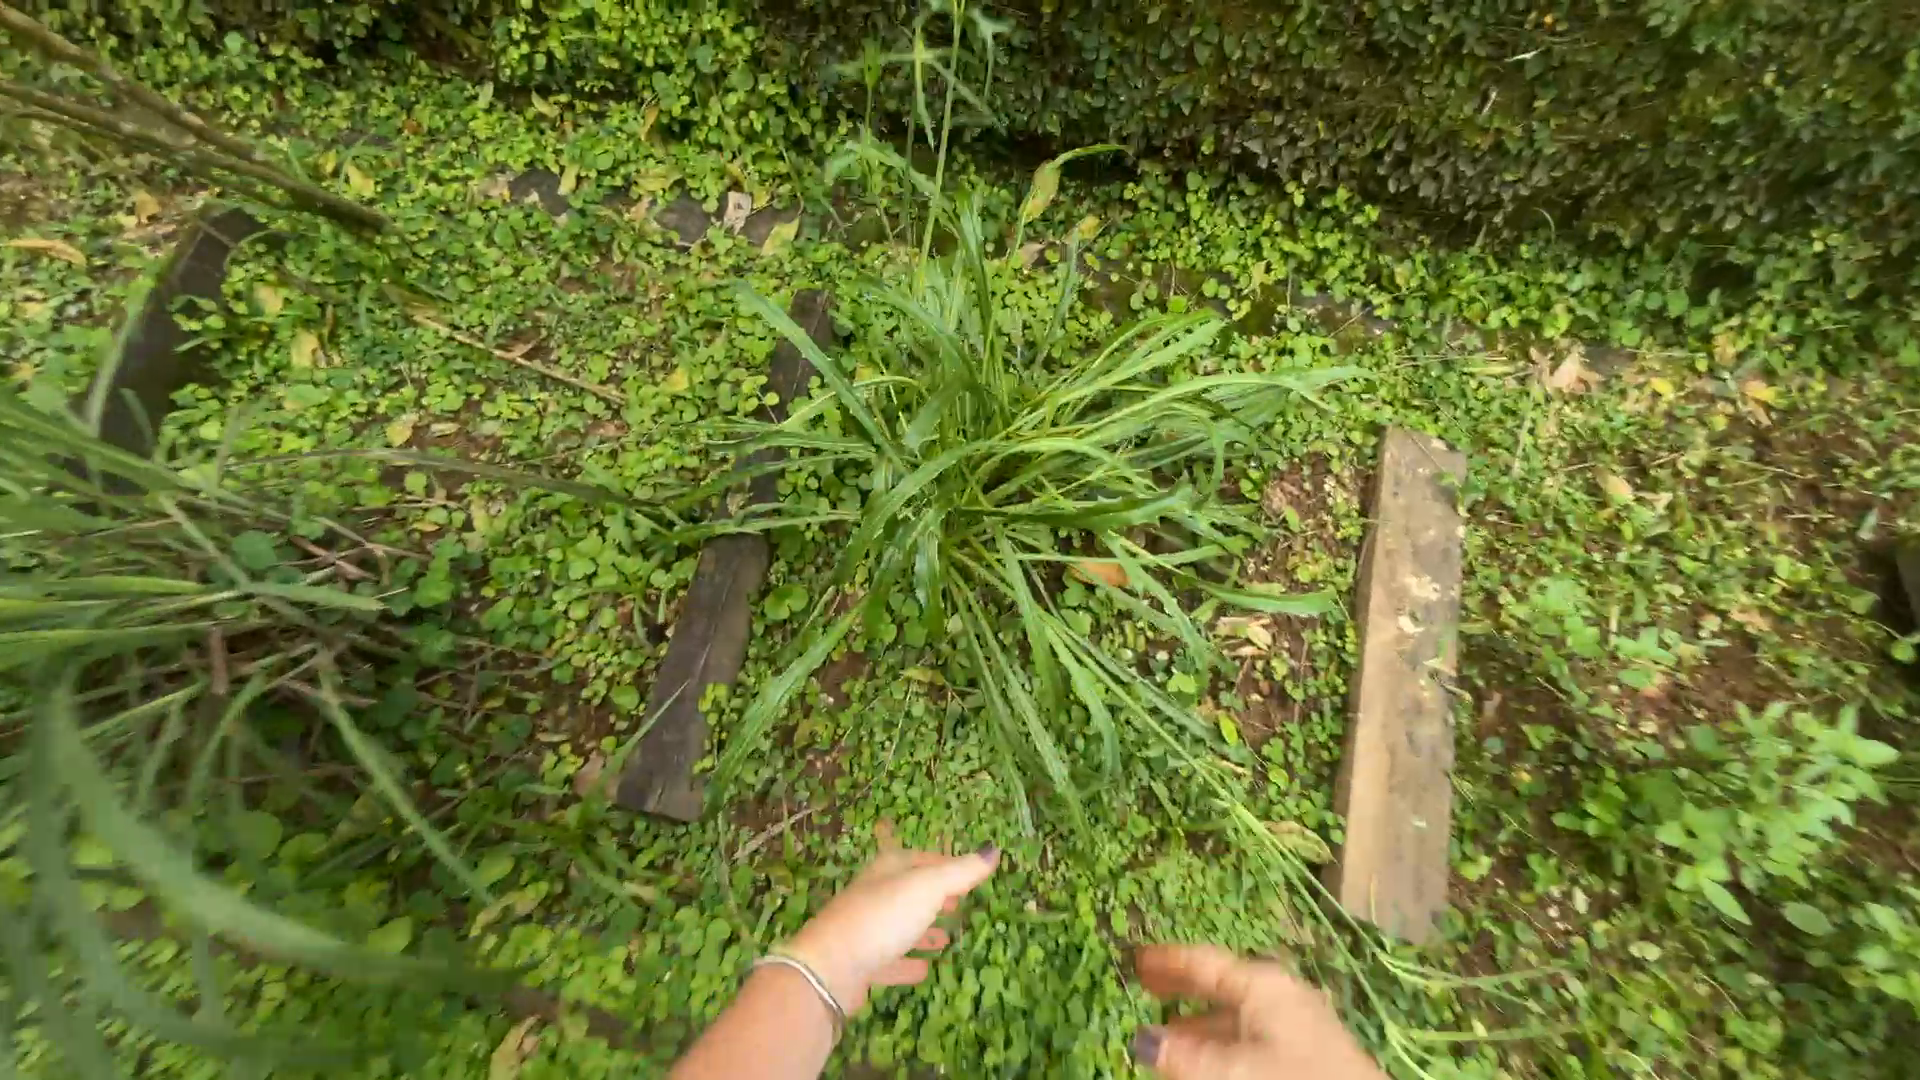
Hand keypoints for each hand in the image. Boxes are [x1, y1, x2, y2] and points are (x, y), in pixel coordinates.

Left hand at [784, 843, 998, 1011]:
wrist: (830, 967)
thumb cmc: (883, 916)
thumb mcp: (928, 887)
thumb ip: (962, 871)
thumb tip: (994, 849)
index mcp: (890, 868)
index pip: (924, 860)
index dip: (948, 866)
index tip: (970, 876)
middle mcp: (877, 893)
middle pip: (911, 891)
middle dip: (936, 897)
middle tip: (960, 904)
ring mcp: (867, 928)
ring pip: (901, 925)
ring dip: (923, 931)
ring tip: (947, 939)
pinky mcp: (861, 963)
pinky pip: (891, 960)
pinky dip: (908, 962)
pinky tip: (924, 971)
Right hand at [1129, 945, 1385, 1079]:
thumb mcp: (1235, 1069)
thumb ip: (1187, 1056)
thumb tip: (1144, 1041)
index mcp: (1262, 983)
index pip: (1204, 962)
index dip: (1168, 961)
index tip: (1136, 959)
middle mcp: (1278, 994)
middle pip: (1219, 985)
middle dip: (1181, 989)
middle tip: (1146, 988)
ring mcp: (1296, 1023)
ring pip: (1234, 1016)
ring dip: (1199, 1024)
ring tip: (1167, 1035)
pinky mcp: (1308, 1052)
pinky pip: (1251, 1036)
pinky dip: (1223, 1043)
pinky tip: (1208, 1062)